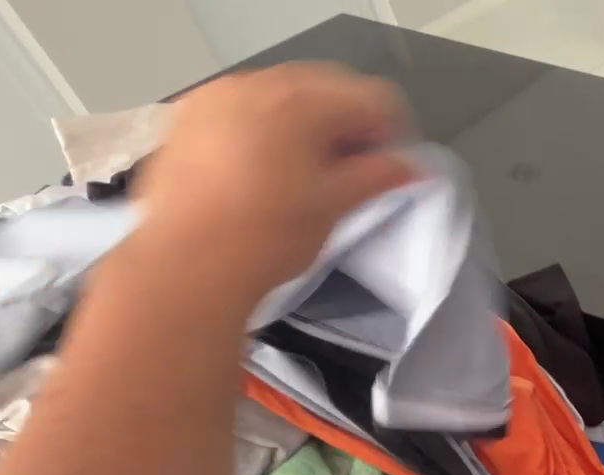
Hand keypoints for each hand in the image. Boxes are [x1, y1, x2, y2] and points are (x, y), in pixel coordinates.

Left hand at [132, 63, 418, 303]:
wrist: (189, 259)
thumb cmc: (271, 235)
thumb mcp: (336, 205)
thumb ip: (378, 176)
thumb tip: (414, 166)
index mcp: (299, 103)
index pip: (371, 96)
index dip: (393, 131)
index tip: (393, 168)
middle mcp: (256, 84)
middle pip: (328, 85)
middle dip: (353, 122)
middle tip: (361, 169)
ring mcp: (219, 95)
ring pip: (288, 93)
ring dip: (315, 123)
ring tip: (319, 170)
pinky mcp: (194, 113)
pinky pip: (252, 104)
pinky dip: (277, 125)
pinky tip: (279, 166)